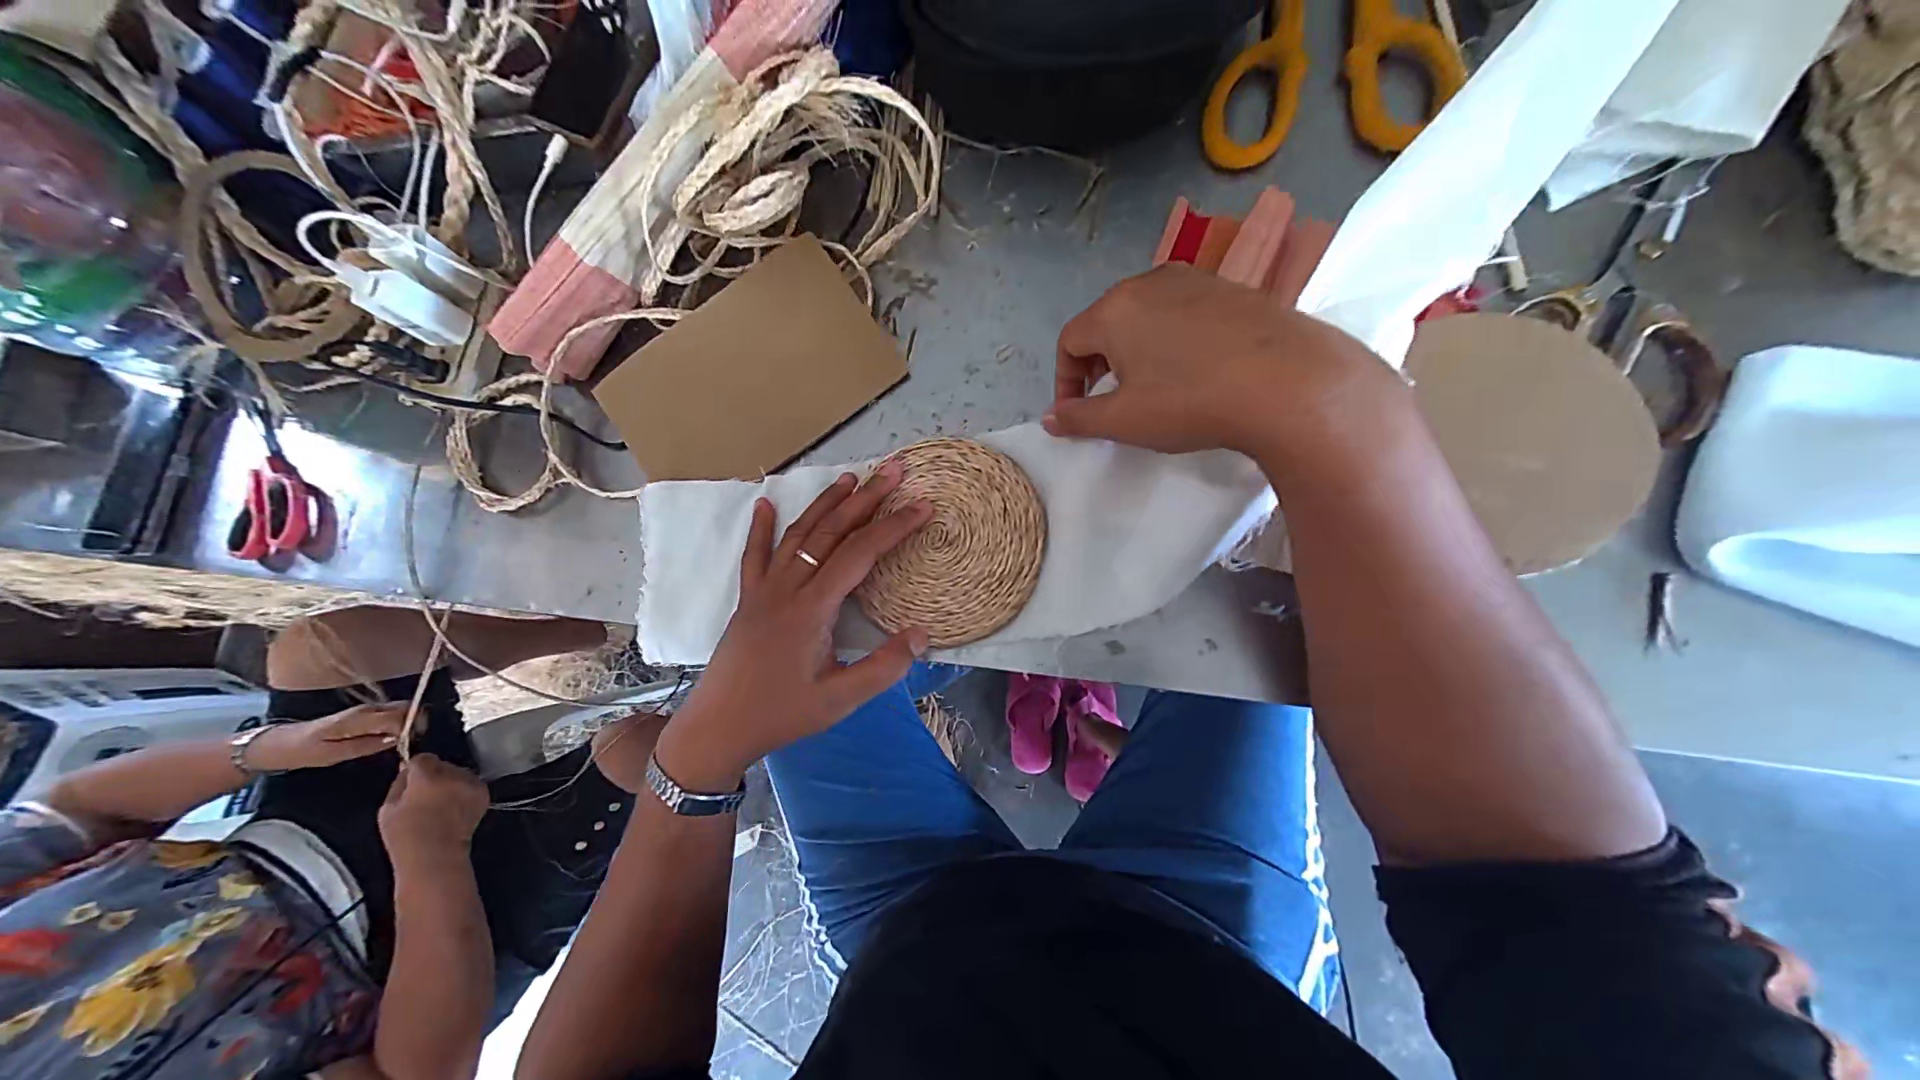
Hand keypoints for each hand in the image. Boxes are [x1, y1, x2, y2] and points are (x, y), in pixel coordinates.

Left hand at [245, 703, 406, 771]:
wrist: (275, 745)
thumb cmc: (301, 752)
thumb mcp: (332, 755)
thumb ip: (365, 745)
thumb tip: (397, 740)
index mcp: (360, 717)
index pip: (401, 715)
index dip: (413, 727)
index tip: (415, 743)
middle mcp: (368, 708)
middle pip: (406, 707)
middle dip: (417, 721)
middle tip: (416, 742)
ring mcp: (367, 709)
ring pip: (402, 709)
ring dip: (411, 722)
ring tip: (408, 741)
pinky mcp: (365, 714)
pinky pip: (393, 714)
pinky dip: (401, 723)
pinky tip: (397, 738)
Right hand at [378, 754, 487, 867]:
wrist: (436, 854)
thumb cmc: (405, 835)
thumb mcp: (388, 809)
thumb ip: (399, 784)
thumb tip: (406, 770)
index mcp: (427, 775)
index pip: (422, 758)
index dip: (415, 769)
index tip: (411, 782)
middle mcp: (454, 773)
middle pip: (442, 765)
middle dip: (434, 775)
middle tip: (425, 796)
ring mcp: (472, 782)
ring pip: (458, 773)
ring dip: (450, 782)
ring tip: (440, 804)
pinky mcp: (484, 792)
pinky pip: (471, 784)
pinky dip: (463, 791)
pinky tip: (454, 808)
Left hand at [653, 465, 933, 791]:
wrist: (717, 727)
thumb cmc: (781, 714)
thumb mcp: (840, 700)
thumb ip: (883, 667)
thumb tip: (922, 634)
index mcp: (813, 608)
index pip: (861, 554)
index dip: (894, 527)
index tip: (923, 506)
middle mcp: (788, 588)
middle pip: (831, 532)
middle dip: (865, 499)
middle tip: (893, 472)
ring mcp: (763, 590)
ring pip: (798, 535)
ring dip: (825, 503)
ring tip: (850, 478)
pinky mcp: (748, 599)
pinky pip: (754, 555)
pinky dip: (761, 527)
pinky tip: (764, 502)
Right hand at [1042, 264, 1406, 468]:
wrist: (1290, 383)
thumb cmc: (1190, 401)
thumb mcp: (1124, 421)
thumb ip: (1079, 419)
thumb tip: (1050, 418)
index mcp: (1115, 309)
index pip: (1069, 341)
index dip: (1065, 381)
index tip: (1077, 414)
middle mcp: (1149, 282)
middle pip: (1105, 322)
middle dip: (1098, 364)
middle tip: (1110, 400)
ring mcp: (1195, 280)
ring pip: (1145, 314)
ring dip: (1135, 349)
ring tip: (1152, 385)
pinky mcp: (1231, 289)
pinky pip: (1183, 311)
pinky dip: (1172, 339)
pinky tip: (1194, 369)